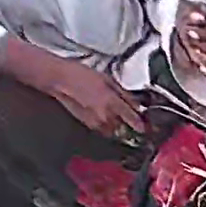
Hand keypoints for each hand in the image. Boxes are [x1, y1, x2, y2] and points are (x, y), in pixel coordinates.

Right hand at [0, 37, 142, 136]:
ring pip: (115, 132)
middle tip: (132, 122)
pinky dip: (108, 127)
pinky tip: (105, 117)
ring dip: (119, 128)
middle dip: (130, 127)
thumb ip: (124, 94)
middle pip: (125, 129)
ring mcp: (97, 123)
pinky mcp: (89, 126)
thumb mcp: (107, 79)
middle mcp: (106, 116)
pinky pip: (104, 130)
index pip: (133, 119)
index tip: (146, 127)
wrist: (59, 79)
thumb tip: (137, 105)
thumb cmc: (82, 74)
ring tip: (116, 118)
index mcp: (112, 102)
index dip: (142, 125)